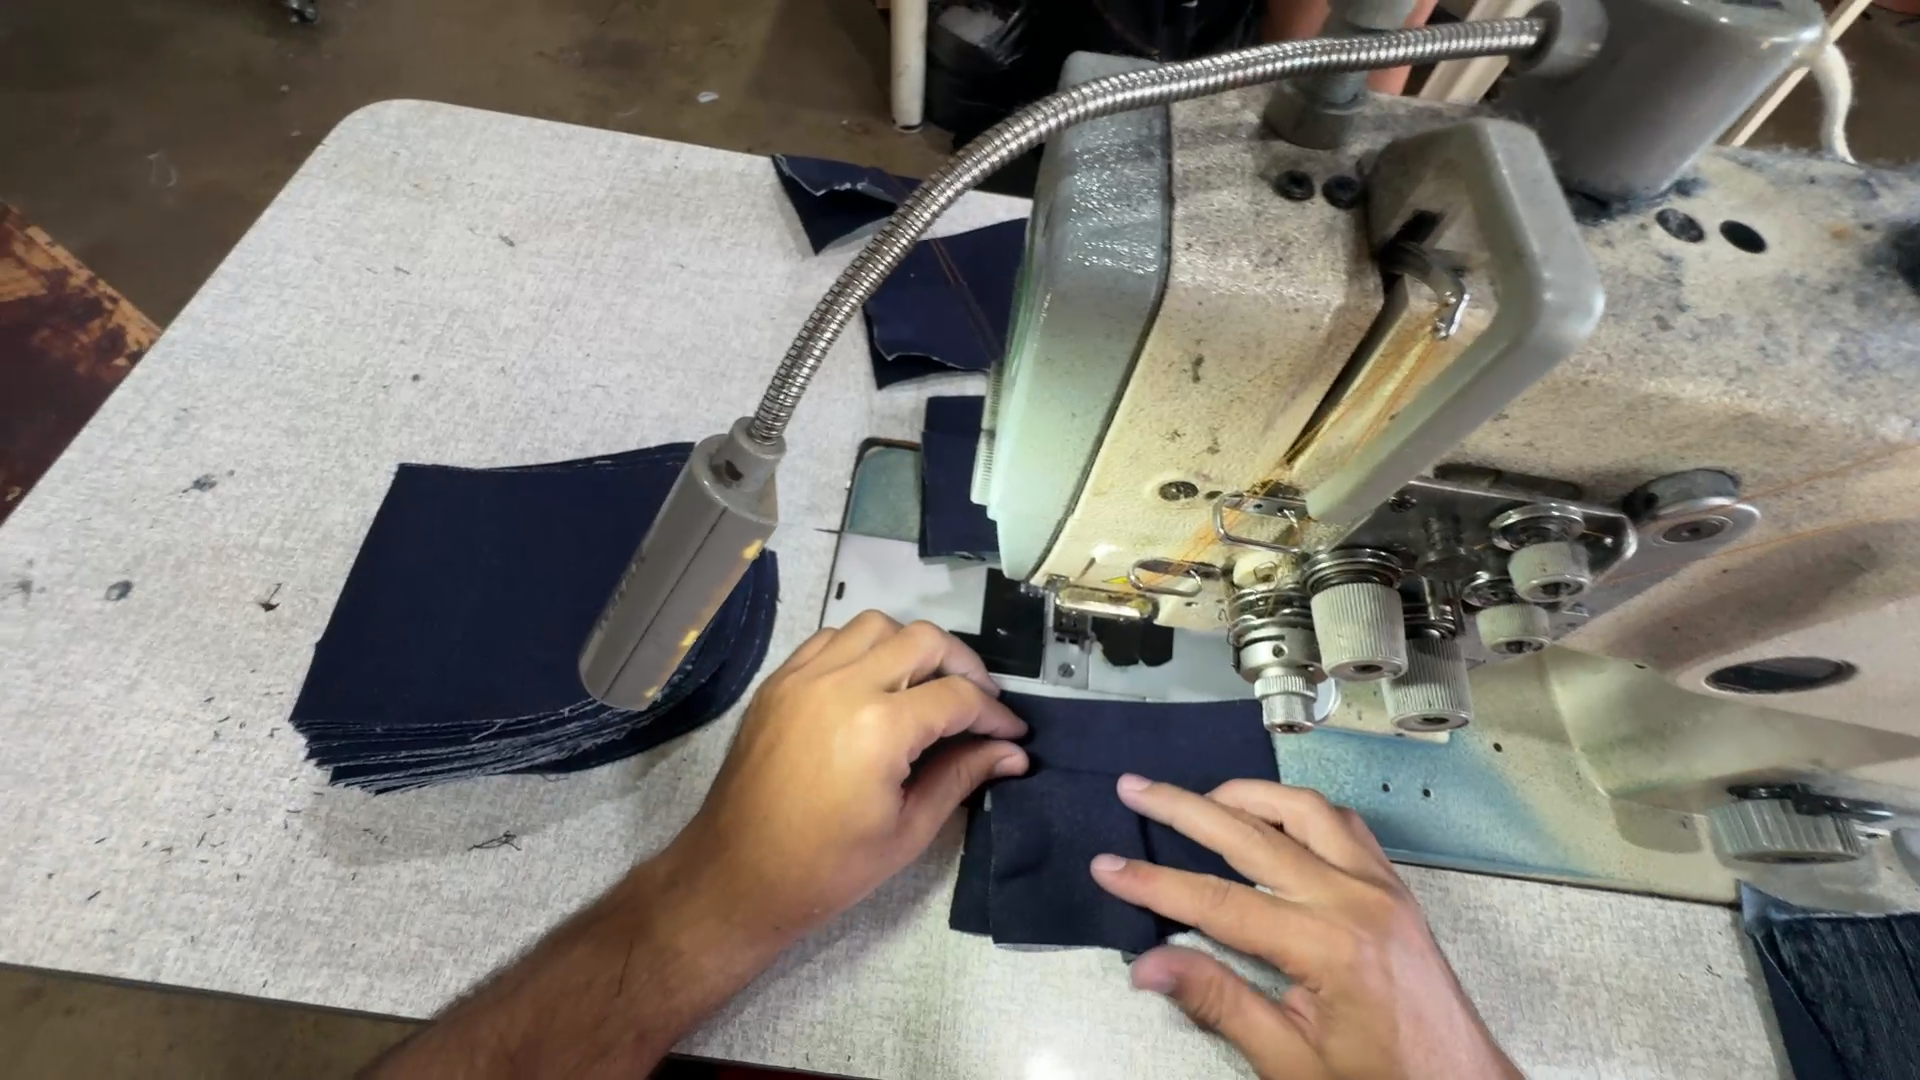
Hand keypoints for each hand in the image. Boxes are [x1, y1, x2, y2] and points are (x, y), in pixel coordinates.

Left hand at [662, 611, 1028, 947]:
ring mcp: (805, 676)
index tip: (1012, 731)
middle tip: (978, 700)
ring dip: (912, 646)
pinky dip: (864, 648)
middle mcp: (843, 684)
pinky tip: (874, 681)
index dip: (995, 713)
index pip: (958, 697)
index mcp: (879, 728)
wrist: (736, 876)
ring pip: (877, 625)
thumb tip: (1013, 753)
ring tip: (926, 685)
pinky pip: (832, 637)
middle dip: (964, 665)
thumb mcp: (908, 831)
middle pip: (924, 639)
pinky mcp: (780, 680)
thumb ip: (963, 776)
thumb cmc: (827, 868)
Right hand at [1090, 776, 1520, 1079]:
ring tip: (1199, 798)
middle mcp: (1353, 898)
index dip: (1154, 883)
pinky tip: (1271, 817)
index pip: (1218, 902)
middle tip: (1134, 787)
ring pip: (1301, 807)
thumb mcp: (1292, 1065)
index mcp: (1327, 948)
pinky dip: (1296, 807)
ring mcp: (1379, 883)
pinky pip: (1342, 821)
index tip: (1105, 865)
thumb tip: (1146, 964)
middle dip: (1182, 807)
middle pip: (1250, 833)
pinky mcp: (1394, 884)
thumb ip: (1218, 1003)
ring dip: (1244, 795)